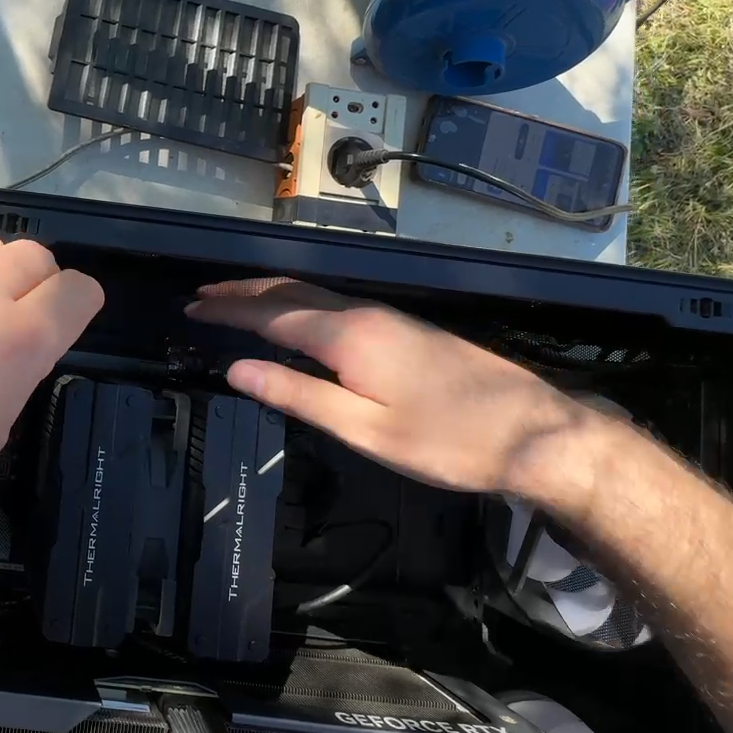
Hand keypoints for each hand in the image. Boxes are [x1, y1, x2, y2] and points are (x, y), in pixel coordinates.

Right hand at [184, 278, 613, 503]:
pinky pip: (332, 303)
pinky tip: (293, 318)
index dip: (227, 309)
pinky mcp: (404, 328)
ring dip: (268, 294)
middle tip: (202, 296)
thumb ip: (296, 394)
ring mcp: (387, 317)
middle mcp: (362, 314)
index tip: (191, 308)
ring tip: (234, 301)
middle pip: (288, 291)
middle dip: (241, 291)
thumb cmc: (447, 440)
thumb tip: (235, 369)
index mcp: (346, 335)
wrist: (541, 433)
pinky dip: (296, 302)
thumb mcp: (363, 429)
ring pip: (312, 294)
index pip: (269, 313)